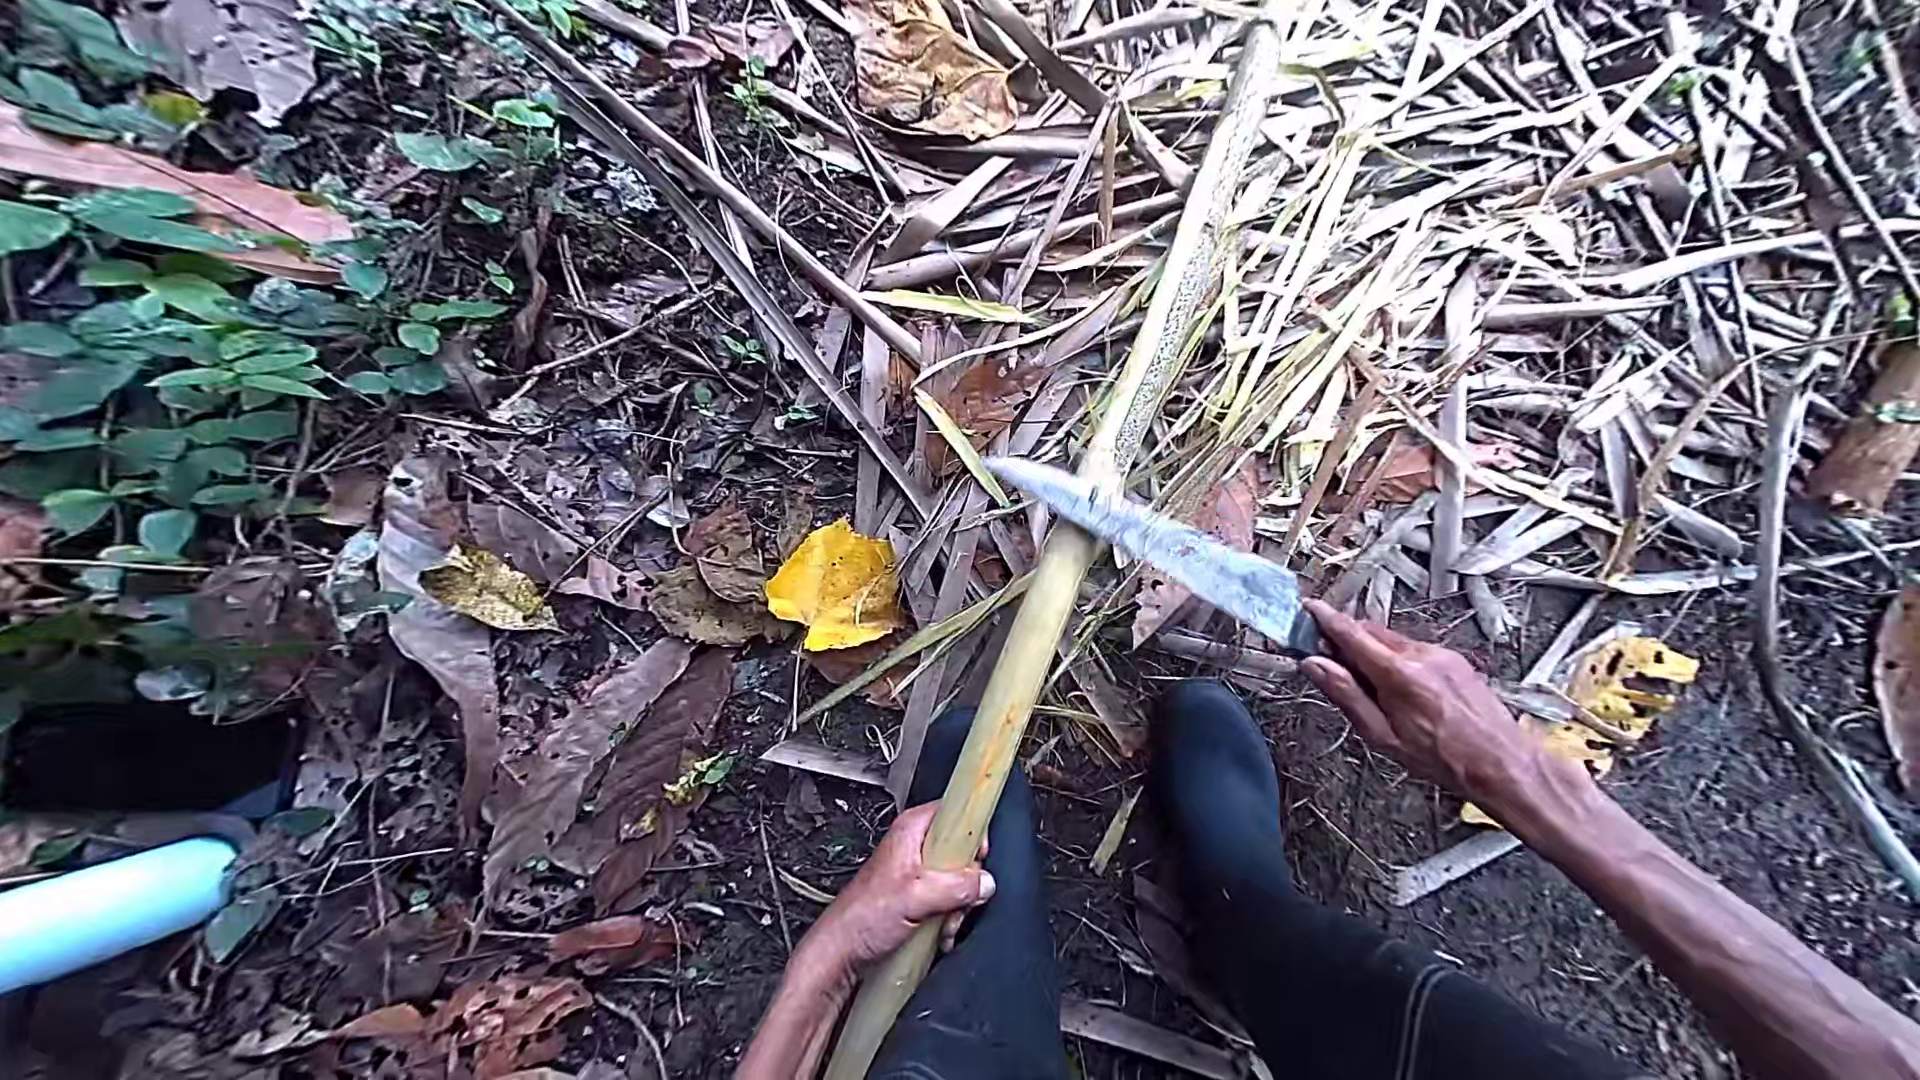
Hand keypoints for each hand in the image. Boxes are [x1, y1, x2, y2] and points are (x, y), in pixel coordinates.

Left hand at [798, 802, 994, 987]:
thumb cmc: (862, 917)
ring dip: (957, 905)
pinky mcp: (917, 893)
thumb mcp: (916, 896)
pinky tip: (940, 931)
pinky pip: (947, 897)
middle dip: (965, 882)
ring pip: (956, 877)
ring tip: (944, 922)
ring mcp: (917, 870)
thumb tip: (984, 882)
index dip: (971, 834)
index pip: (956, 812)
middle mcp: (915, 844)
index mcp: (913, 829)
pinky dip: (949, 915)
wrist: (842, 951)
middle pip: (961, 850)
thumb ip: (956, 886)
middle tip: (955, 901)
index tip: (977, 857)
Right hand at [1300, 599, 1561, 811]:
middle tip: (1328, 659)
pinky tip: (1395, 686)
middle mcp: (1421, 656)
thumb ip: (1345, 694)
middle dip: (1345, 640)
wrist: (1506, 766)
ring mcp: (1441, 655)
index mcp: (1398, 675)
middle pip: (1368, 632)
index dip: (1324, 617)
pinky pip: (1410, 648)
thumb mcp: (1381, 735)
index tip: (1308, 607)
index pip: (1350, 633)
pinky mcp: (1453, 660)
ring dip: (1369, 650)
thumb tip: (1314, 664)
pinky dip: (1392, 657)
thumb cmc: (1443, 759)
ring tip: (1367, 684)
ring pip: (1389, 639)